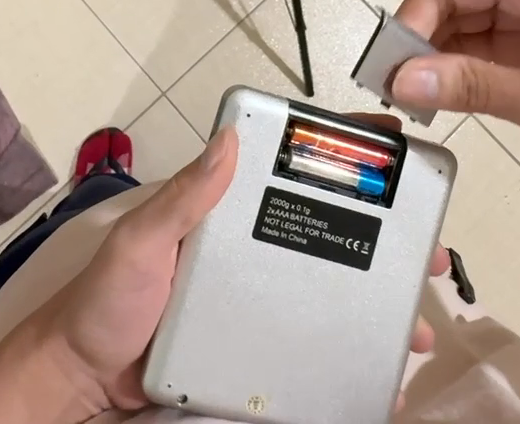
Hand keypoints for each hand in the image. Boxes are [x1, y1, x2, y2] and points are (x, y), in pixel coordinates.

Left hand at [20, 121, 442, 416]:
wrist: (90, 380)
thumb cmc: (111, 300)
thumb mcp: (143, 240)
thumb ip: (183, 197)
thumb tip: (229, 138)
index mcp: (225, 209)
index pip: (286, 167)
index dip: (338, 152)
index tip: (389, 144)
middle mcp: (250, 246)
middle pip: (327, 226)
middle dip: (385, 231)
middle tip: (429, 247)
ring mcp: (258, 296)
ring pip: (332, 284)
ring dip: (380, 293)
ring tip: (420, 313)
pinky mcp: (260, 341)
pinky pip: (317, 337)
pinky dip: (354, 344)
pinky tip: (385, 359)